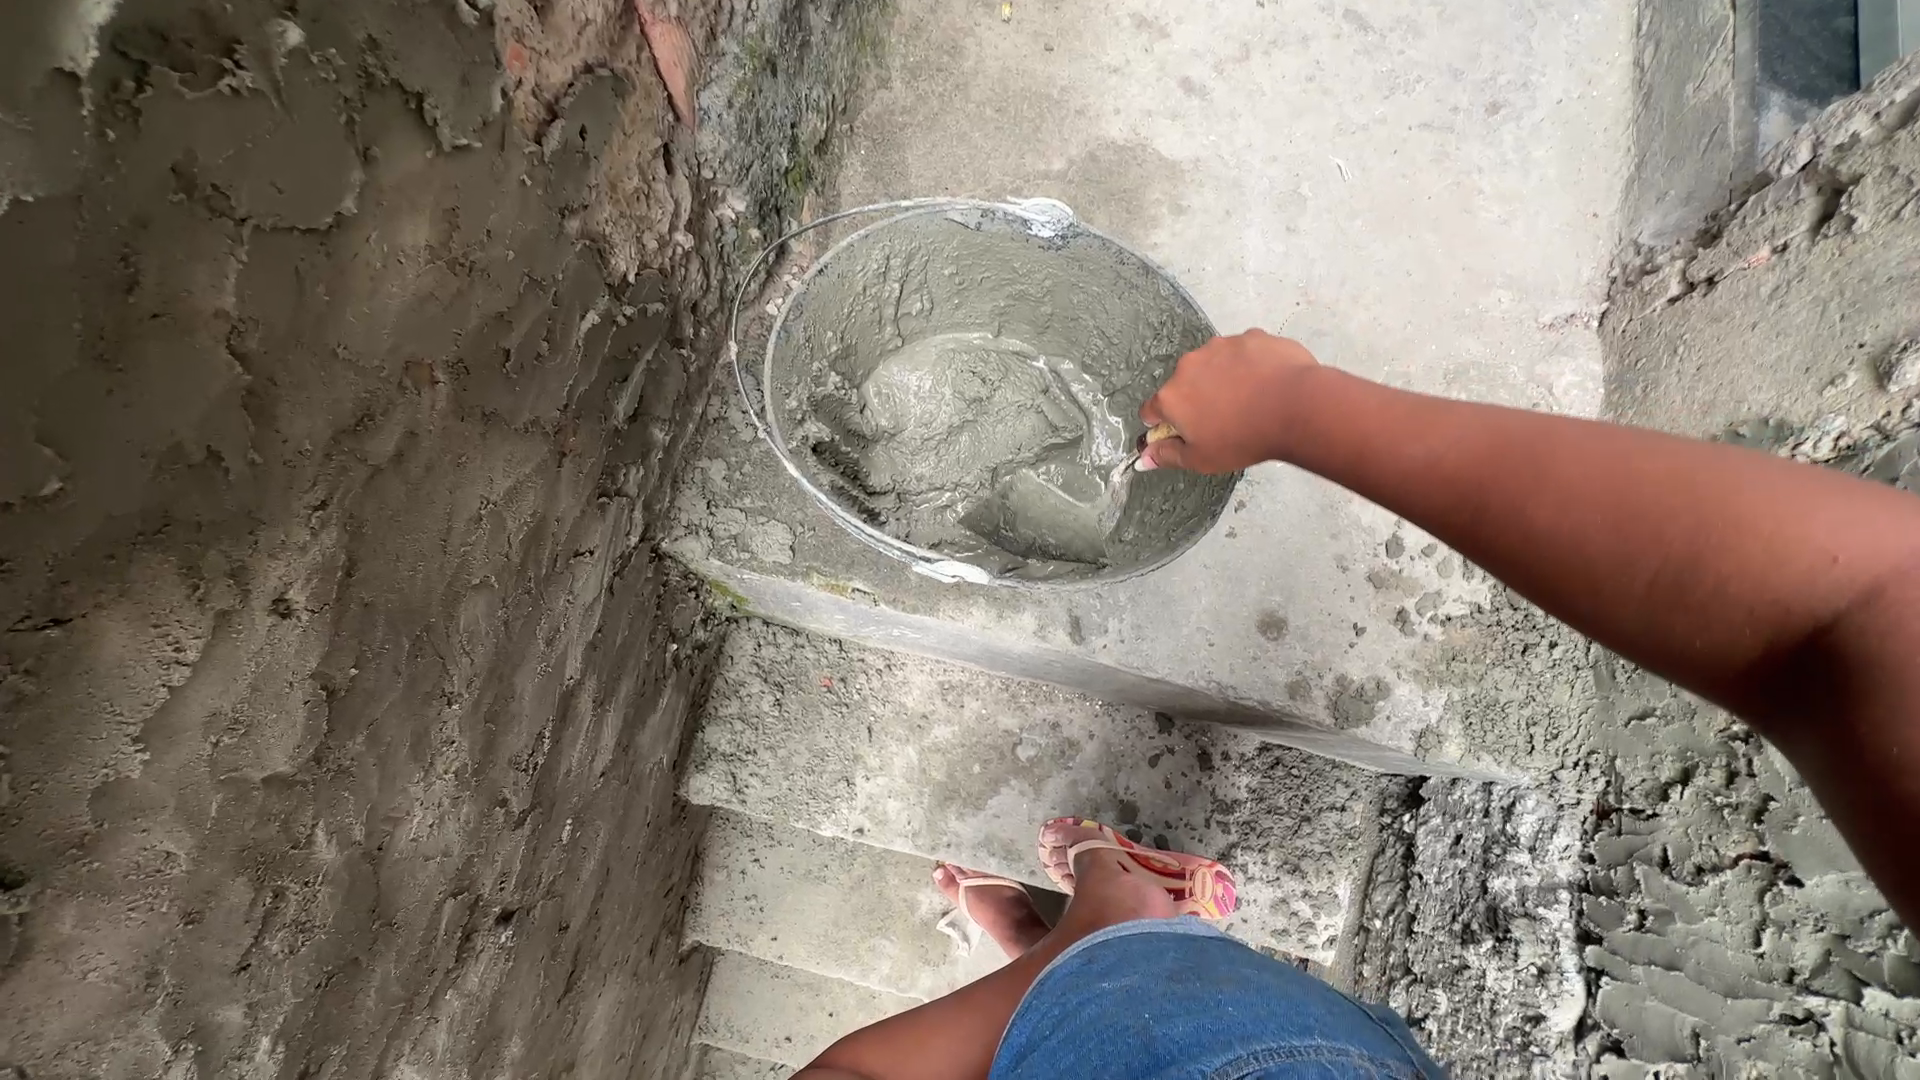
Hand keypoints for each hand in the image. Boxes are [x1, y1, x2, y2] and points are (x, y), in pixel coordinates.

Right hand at [1140, 330, 1319, 472]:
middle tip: (1222, 420)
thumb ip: (1167, 456)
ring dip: (1223, 380)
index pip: (1151, 411)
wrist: (1298, 407)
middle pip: (1183, 384)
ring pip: (1214, 365)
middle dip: (1196, 399)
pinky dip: (1250, 366)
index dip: (1164, 425)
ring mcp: (1221, 347)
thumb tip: (1143, 458)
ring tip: (1249, 402)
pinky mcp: (1251, 337)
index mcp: (1171, 396)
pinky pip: (1244, 353)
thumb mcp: (1201, 459)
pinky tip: (1267, 385)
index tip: (1183, 433)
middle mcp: (1189, 365)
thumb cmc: (1245, 437)